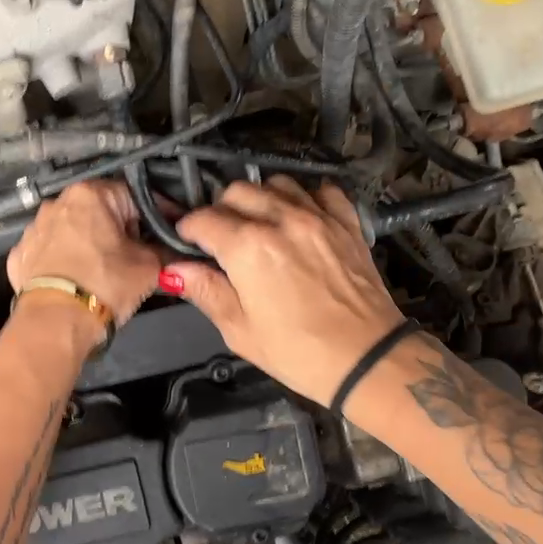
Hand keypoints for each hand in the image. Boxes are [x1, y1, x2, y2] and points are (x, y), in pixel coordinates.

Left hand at [6, 180, 162, 324]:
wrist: (54, 323)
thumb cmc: (104, 285)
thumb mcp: (149, 267)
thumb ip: (163, 250)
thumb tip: (171, 250)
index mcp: (90, 194)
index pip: (132, 194)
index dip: (153, 215)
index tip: (164, 233)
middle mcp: (56, 203)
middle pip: (98, 211)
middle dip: (117, 230)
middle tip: (134, 256)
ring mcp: (33, 229)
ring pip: (71, 231)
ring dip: (87, 245)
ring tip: (102, 273)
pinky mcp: (18, 256)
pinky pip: (49, 253)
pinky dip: (62, 263)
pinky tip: (74, 281)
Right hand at [162, 178, 404, 404]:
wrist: (367, 359)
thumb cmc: (299, 353)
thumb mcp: (239, 329)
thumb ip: (205, 291)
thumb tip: (175, 270)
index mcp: (248, 249)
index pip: (203, 219)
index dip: (188, 230)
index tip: (187, 243)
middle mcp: (281, 221)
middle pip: (237, 191)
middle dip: (221, 211)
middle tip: (221, 239)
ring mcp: (318, 218)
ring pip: (276, 184)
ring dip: (260, 199)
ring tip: (258, 225)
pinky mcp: (347, 224)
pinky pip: (321, 191)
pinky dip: (304, 198)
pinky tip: (299, 219)